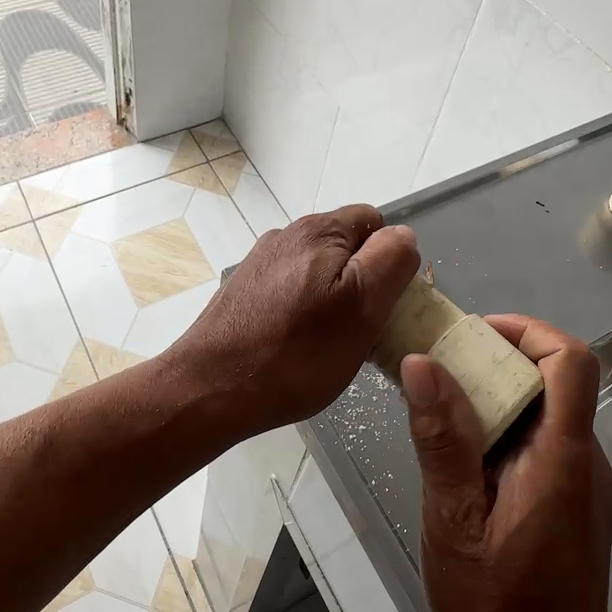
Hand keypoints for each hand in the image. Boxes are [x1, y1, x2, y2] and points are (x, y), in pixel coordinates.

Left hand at [162, 205, 420, 434]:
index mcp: (318, 230)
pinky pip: (292, 292)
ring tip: (327, 345)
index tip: (382, 305)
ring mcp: (261, 263)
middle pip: (346, 248)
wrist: (210, 388)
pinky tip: (297, 348)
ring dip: (333, 302)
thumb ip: (389, 261)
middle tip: (359, 331)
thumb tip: (402, 236)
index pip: (376, 224)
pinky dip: (304, 314)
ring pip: (319, 273)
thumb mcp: (362, 308)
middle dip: (361, 284)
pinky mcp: (245, 291)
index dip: (389, 262)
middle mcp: (287, 236)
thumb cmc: (295, 352)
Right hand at [402, 315, 611, 611]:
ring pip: (546, 412)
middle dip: (496, 360)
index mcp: (563, 459)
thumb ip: (441, 441)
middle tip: (440, 367)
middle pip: (556, 380)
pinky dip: (504, 429)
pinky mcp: (572, 505)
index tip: (473, 333)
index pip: (571, 361)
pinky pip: (543, 443)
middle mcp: (585, 462)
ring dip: (496, 396)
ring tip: (440, 408)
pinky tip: (462, 456)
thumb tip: (424, 364)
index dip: (527, 330)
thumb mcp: (453, 521)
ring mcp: (583, 485)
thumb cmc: (496, 608)